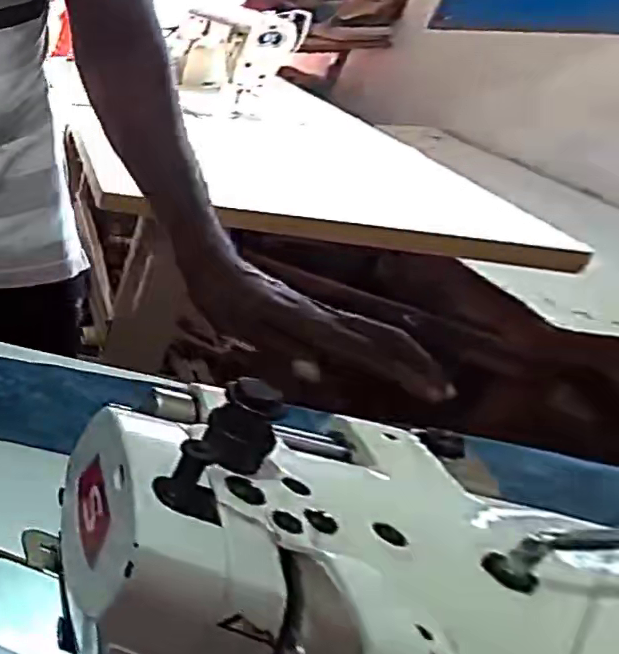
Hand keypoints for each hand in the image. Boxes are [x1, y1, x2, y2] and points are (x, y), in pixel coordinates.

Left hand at [183, 255, 454, 403]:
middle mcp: (318, 312)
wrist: (211, 261)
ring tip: (427, 376)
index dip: (399, 370)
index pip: (363, 348)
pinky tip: (383, 353)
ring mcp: (315, 307)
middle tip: (442, 390)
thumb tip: (315, 374)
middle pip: (381, 335)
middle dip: (416, 362)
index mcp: (304, 320)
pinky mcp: (308, 306)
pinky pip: (355, 324)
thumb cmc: (220, 294)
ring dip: (405, 352)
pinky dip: (381, 341)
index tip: (432, 392)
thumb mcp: (239, 327)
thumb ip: (278, 349)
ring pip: (373, 328)